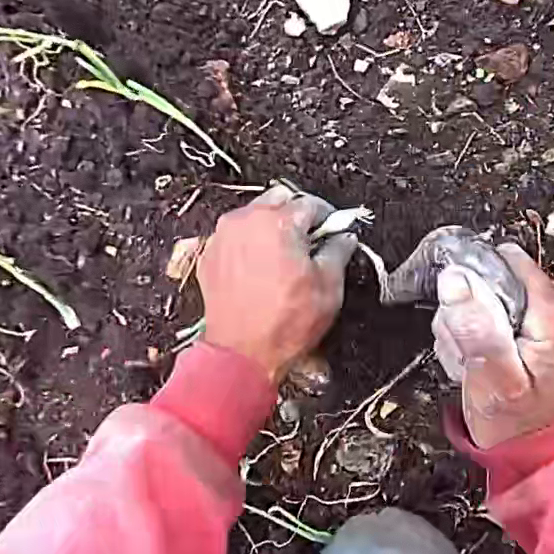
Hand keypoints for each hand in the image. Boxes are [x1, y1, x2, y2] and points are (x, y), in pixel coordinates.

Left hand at [199, 186, 356, 382]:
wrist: (242, 354)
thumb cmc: (285, 323)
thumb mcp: (329, 285)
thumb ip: (338, 251)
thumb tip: (343, 239)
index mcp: (278, 223)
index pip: (311, 204)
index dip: (329, 217)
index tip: (336, 230)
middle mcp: (246, 222)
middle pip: (279, 199)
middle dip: (298, 214)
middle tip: (313, 240)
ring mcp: (223, 238)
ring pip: (254, 214)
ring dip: (273, 225)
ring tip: (287, 254)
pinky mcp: (210, 256)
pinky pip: (236, 236)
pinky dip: (252, 242)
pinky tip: (264, 266)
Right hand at [432, 244, 553, 447]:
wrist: (538, 456)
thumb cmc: (521, 425)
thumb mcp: (493, 379)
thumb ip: (477, 328)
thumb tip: (456, 278)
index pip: (506, 264)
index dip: (475, 284)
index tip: (461, 316)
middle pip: (494, 281)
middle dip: (468, 313)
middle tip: (469, 353)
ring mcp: (546, 320)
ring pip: (487, 300)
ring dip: (469, 330)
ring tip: (475, 363)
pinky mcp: (534, 331)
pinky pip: (493, 318)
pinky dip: (478, 339)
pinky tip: (481, 363)